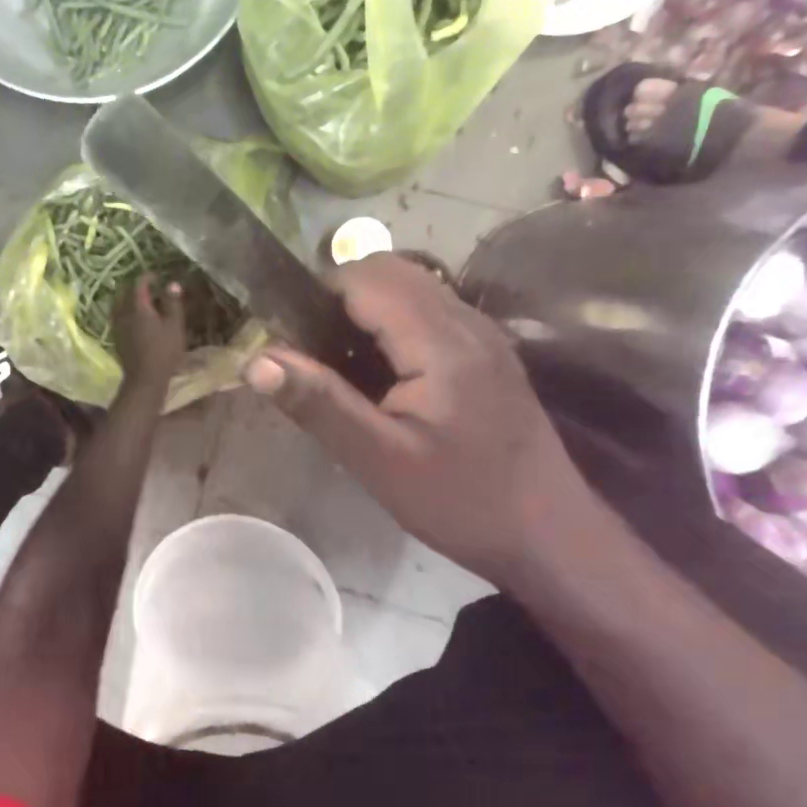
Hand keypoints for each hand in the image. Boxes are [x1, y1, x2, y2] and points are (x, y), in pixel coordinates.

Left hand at [114, 276, 187, 389]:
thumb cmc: (164, 351)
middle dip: (137, 287)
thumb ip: (173, 302)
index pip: (139, 284)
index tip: (157, 277)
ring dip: (130, 299)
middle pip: (125, 292)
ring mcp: (117, 325)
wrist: (144, 378)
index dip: (148, 277)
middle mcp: (123, 313)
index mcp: (137, 307)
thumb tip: (171, 284)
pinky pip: (118, 316)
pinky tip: (138, 320)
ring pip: (119, 304)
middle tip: (151, 289)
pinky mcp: (116, 337)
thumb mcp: (175, 325)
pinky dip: (127, 311)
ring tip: (145, 304)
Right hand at [242, 254, 593, 586]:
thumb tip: (255, 361)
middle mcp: (466, 321)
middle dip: (337, 297)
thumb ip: (319, 404)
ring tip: (339, 360)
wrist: (552, 537)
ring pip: (409, 285)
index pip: (363, 278)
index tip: (288, 336)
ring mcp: (482, 333)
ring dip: (363, 306)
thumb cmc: (462, 501)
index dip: (316, 295)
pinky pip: (427, 308)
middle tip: (311, 350)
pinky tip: (379, 371)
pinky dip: (389, 320)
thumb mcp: (380, 461)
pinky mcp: (486, 350)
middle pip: (387, 270)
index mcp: (440, 342)